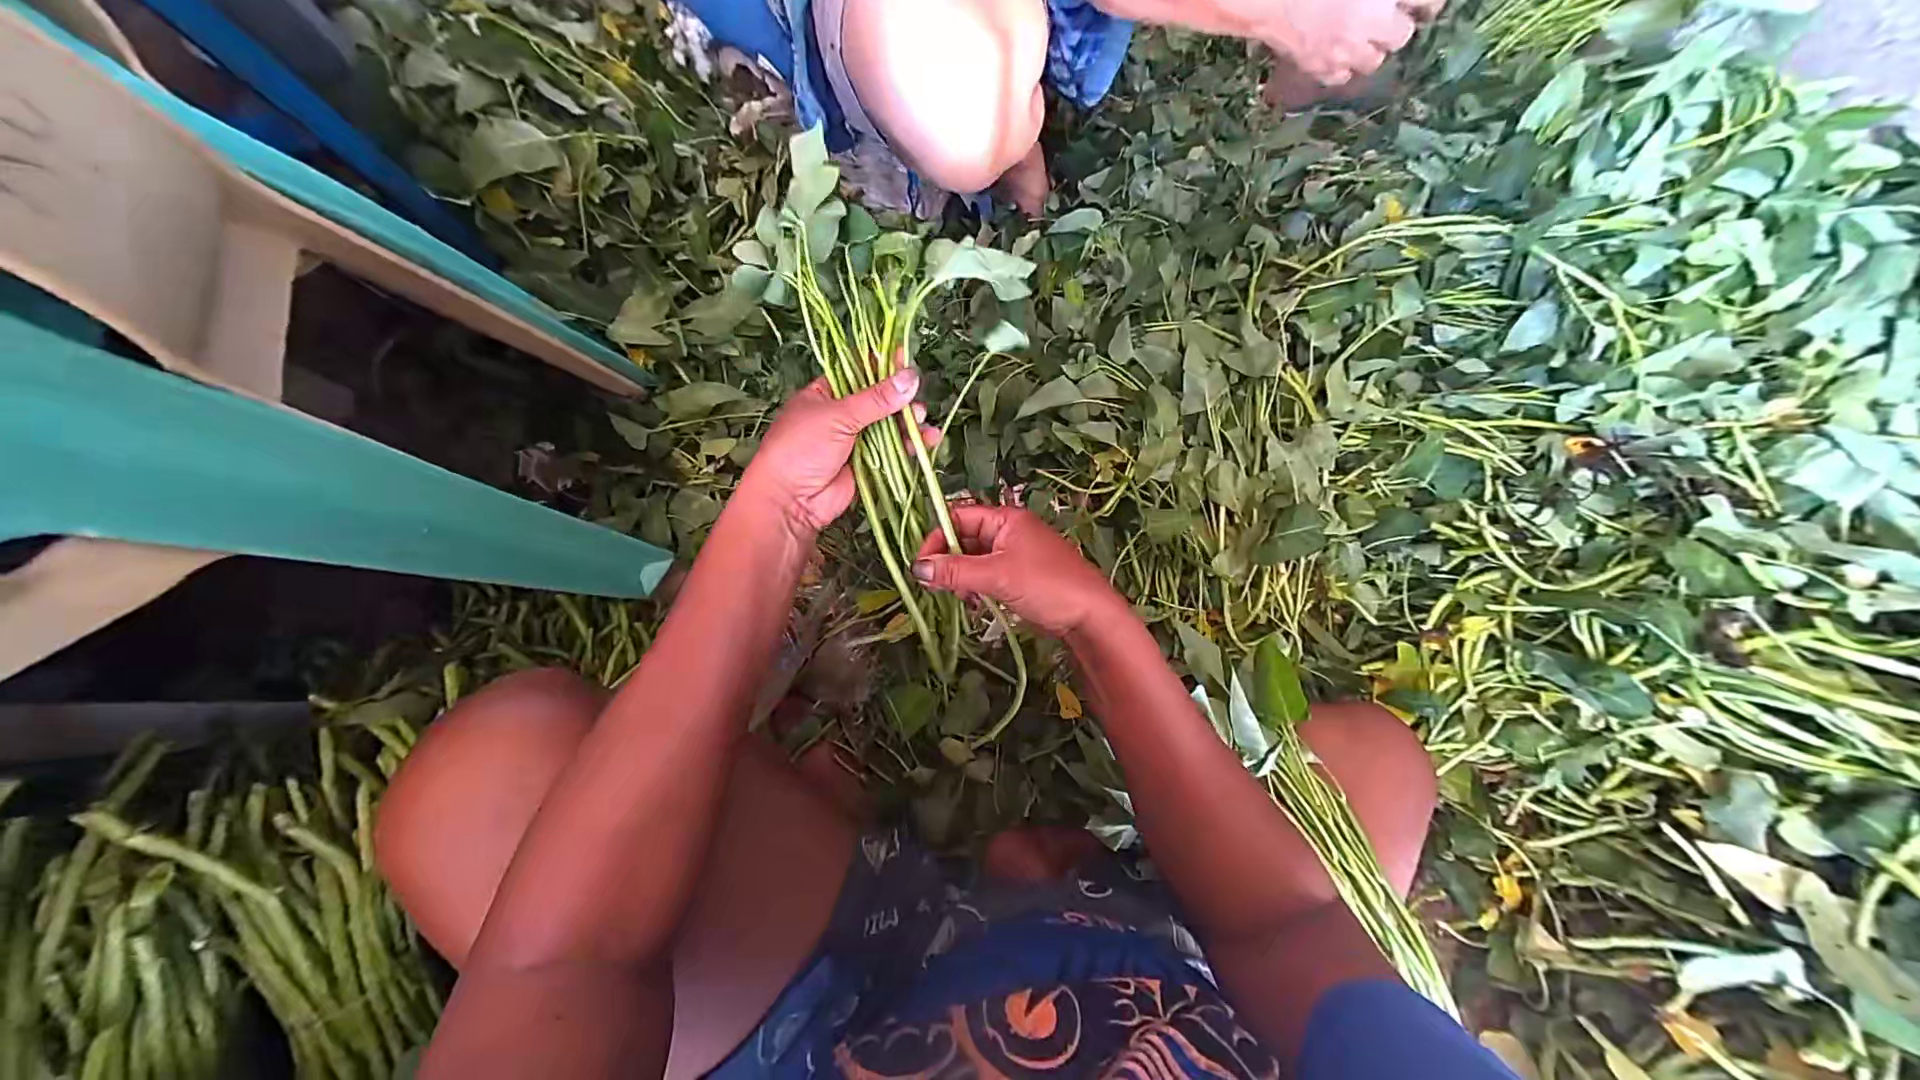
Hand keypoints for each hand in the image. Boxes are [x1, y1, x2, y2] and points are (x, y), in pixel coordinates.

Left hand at [738, 367, 938, 535]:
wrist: (791, 500)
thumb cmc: (801, 448)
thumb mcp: (837, 416)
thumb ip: (876, 399)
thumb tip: (910, 378)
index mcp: (826, 393)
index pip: (858, 371)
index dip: (882, 364)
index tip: (905, 357)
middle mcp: (842, 415)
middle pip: (879, 400)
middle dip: (900, 398)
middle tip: (916, 397)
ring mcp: (856, 440)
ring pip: (890, 426)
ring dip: (908, 422)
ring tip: (921, 420)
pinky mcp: (868, 464)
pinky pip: (894, 451)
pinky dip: (911, 445)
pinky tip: (928, 440)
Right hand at [911, 505, 1126, 635]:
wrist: (1090, 615)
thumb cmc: (1047, 585)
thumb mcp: (997, 576)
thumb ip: (956, 571)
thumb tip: (917, 568)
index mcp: (1005, 518)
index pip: (958, 517)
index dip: (937, 538)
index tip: (921, 565)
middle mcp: (1008, 531)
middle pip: (964, 538)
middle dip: (947, 560)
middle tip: (934, 585)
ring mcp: (1014, 554)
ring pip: (973, 559)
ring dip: (960, 576)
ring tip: (957, 595)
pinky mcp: (1018, 576)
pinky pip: (986, 575)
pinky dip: (974, 586)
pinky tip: (972, 602)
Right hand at [1256, 0, 1441, 85]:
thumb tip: (1398, 2)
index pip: (1425, 2)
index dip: (1427, 4)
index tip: (1426, 6)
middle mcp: (1371, 25)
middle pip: (1400, 37)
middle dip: (1395, 28)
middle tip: (1387, 21)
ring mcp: (1344, 51)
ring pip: (1372, 61)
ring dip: (1371, 50)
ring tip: (1361, 40)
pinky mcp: (1319, 68)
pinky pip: (1340, 76)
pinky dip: (1343, 68)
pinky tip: (1337, 55)